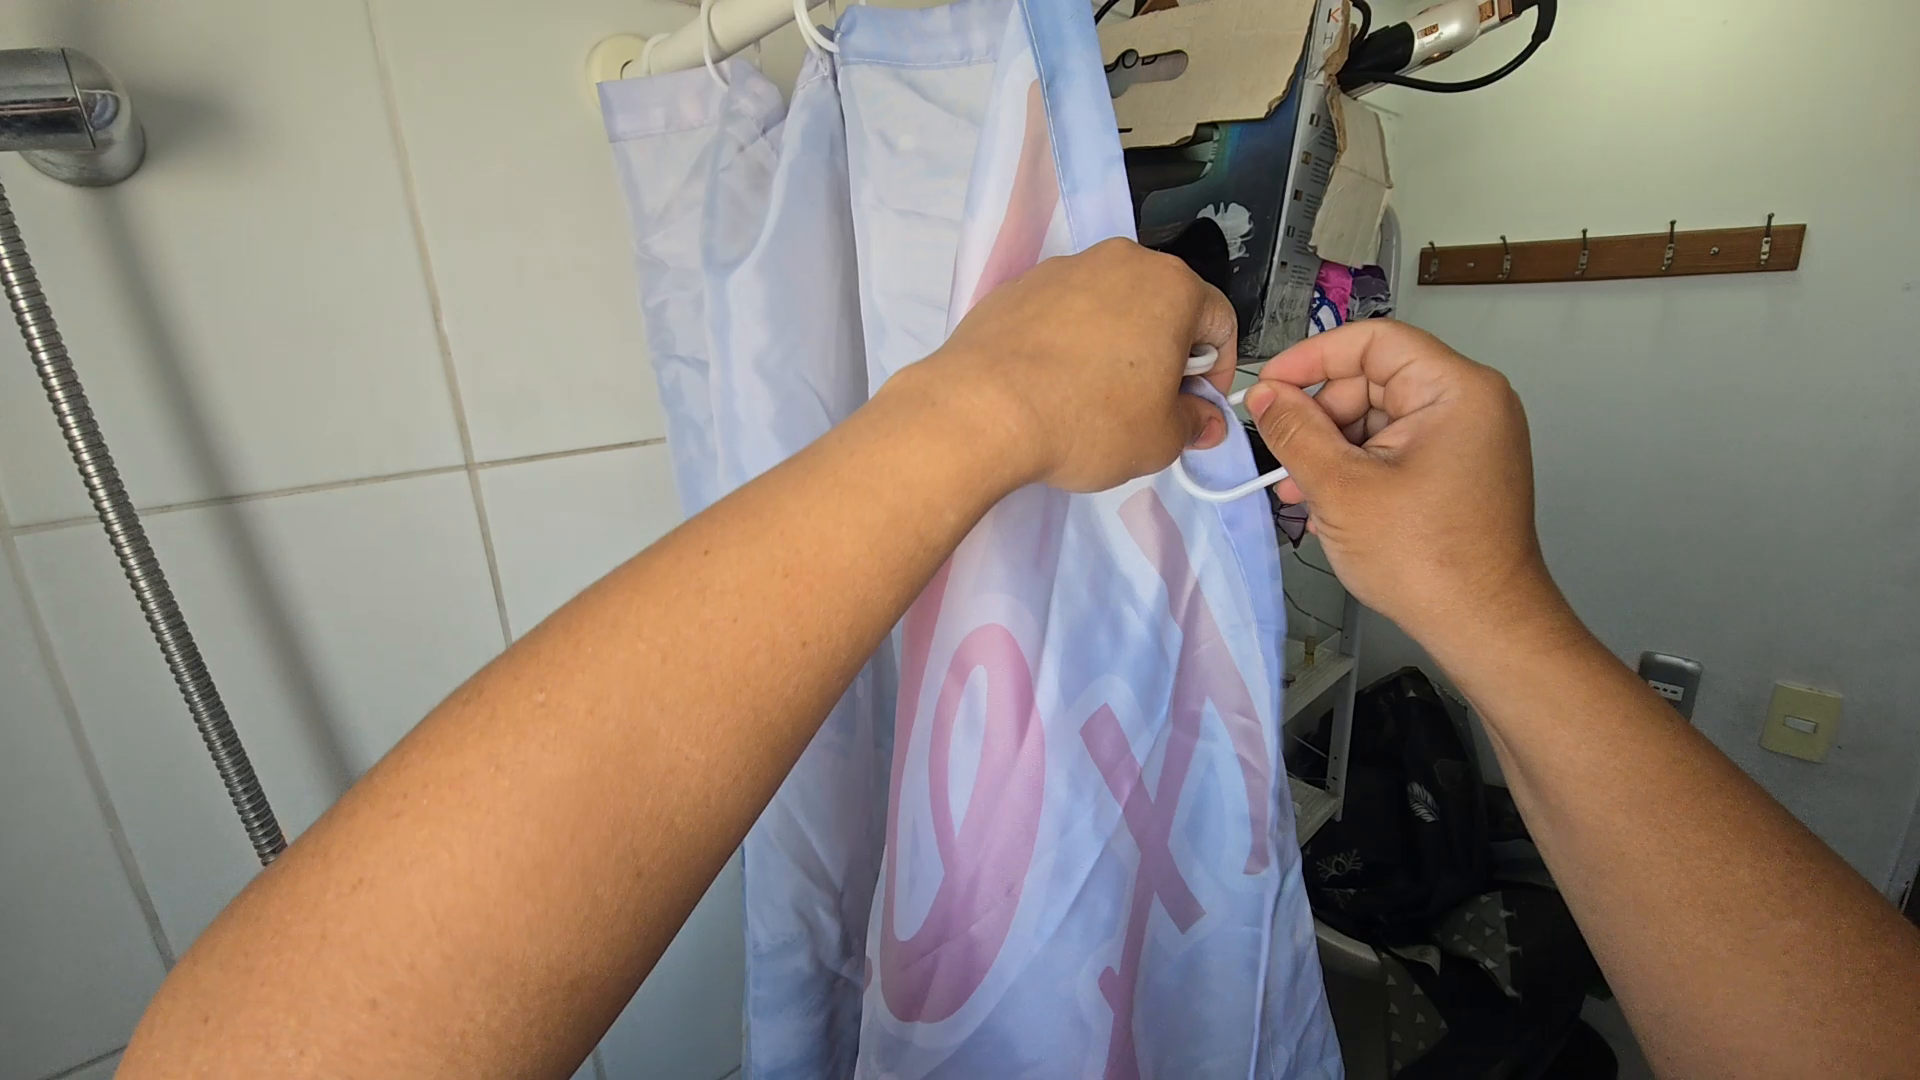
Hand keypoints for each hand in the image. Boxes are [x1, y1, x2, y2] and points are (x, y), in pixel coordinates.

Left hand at [911, 237, 1238, 492]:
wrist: (982, 410)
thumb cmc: (1087, 421)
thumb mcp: (1159, 440)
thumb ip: (1193, 424)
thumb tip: (1205, 421)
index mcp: (1171, 287)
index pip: (1219, 323)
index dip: (1216, 373)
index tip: (1196, 410)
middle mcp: (1119, 263)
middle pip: (1161, 309)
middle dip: (1164, 357)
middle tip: (1145, 407)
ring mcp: (1061, 270)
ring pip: (1106, 308)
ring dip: (1112, 346)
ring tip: (1088, 398)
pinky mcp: (1014, 290)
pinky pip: (1057, 315)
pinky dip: (1064, 344)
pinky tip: (1047, 385)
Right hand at [1244, 320, 1566, 645]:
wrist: (1479, 624)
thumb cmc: (1425, 558)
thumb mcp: (1339, 486)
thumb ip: (1294, 432)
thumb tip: (1264, 397)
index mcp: (1455, 391)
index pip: (1373, 341)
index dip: (1312, 358)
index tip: (1269, 387)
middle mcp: (1466, 405)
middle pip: (1368, 381)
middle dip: (1316, 417)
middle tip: (1281, 456)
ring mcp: (1460, 439)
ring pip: (1370, 418)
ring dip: (1325, 449)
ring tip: (1295, 491)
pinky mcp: (1449, 469)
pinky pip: (1385, 448)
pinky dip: (1349, 468)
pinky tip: (1321, 501)